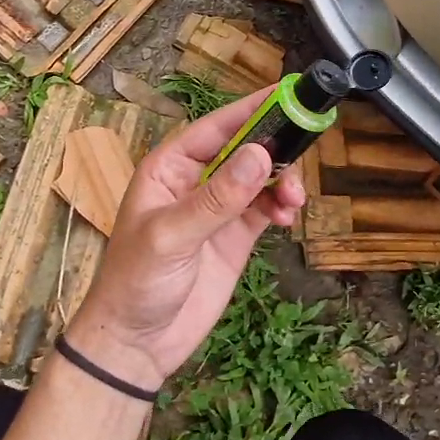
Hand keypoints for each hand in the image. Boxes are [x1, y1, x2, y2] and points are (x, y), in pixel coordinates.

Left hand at [64, 88, 305, 389]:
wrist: (136, 344)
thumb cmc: (136, 283)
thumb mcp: (172, 237)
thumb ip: (217, 198)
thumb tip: (260, 154)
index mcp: (169, 167)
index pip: (216, 127)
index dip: (251, 109)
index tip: (288, 94)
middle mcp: (195, 180)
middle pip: (245, 148)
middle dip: (275, 148)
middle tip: (303, 151)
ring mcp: (218, 208)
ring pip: (261, 176)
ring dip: (282, 181)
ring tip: (293, 201)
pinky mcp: (235, 235)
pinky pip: (266, 207)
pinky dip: (281, 206)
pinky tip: (287, 218)